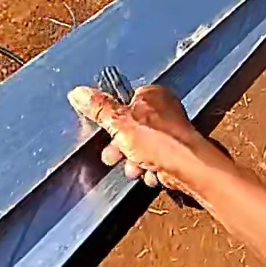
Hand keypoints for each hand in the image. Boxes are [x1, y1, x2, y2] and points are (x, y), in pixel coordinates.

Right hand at [68, 84, 234, 197]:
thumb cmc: (159, 140)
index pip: (125, 103)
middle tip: (115, 156)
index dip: (113, 121)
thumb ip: (99, 108)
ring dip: (134, 161)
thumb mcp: (118, 122)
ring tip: (134, 169)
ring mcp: (172, 132)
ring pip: (143, 148)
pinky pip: (156, 160)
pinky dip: (150, 169)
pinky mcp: (177, 152)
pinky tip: (149, 173)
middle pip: (132, 129)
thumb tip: (78, 92)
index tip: (106, 132)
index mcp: (153, 95)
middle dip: (121, 147)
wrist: (187, 166)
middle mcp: (165, 111)